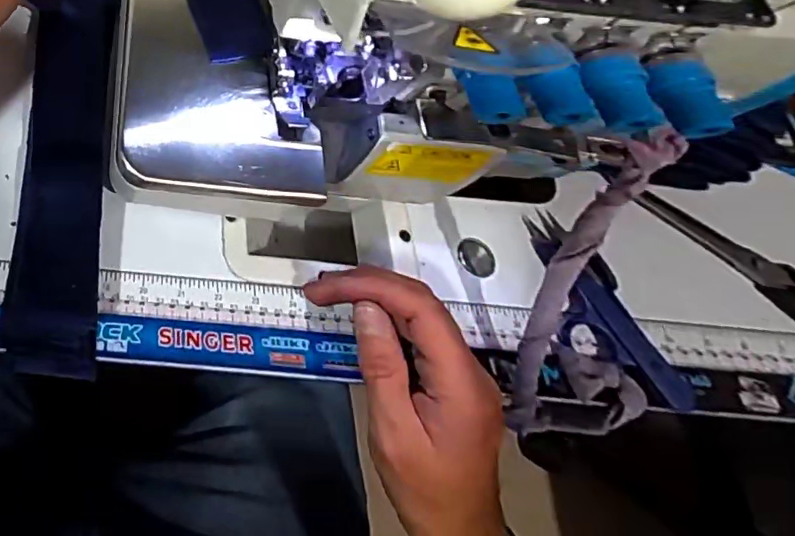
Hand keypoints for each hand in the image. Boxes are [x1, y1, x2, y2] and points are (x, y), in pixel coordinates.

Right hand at [305, 267, 504, 535]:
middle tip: (324, 286)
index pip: (419, 307)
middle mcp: (469, 367)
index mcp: (460, 380)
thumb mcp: (393, 431)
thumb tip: (366, 309)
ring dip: (376, 294)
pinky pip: (419, 330)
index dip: (371, 285)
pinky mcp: (453, 376)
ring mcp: (464, 370)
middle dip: (369, 283)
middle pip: (421, 301)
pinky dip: (386, 315)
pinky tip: (362, 316)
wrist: (459, 532)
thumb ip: (381, 366)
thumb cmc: (426, 491)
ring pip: (420, 311)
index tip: (330, 287)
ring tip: (334, 294)